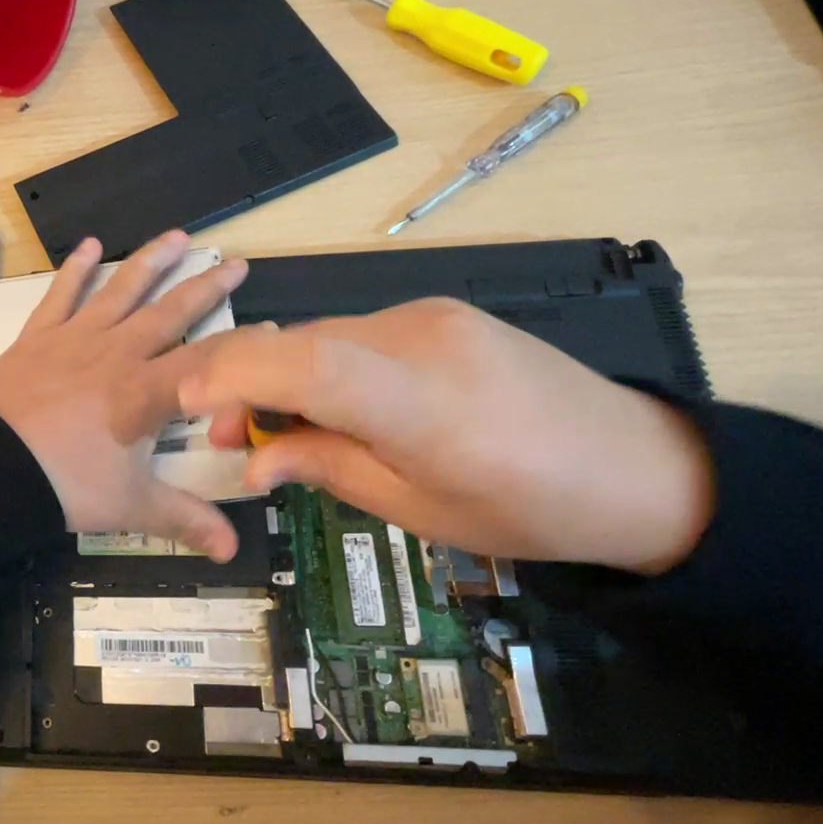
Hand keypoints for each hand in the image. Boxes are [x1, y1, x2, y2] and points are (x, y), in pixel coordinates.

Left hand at [0, 231, 248, 560]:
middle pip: (172, 313)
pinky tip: (88, 244)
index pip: (210, 363)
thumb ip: (184, 520)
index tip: (274, 327)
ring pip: (121, 291)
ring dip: (151, 262)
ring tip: (177, 236)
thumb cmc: (65, 485)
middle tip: (235, 264)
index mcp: (147, 392)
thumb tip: (231, 551)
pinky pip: (60, 295)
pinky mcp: (38, 336)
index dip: (246, 347)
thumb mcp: (131, 506)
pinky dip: (75, 269)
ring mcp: (76, 338)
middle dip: (206, 288)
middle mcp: (118, 353)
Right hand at [177, 298, 712, 574]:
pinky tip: (330, 406)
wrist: (641, 466)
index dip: (234, 371)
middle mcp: (420, 337)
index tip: (181, 396)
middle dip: (244, 382)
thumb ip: (326, 467)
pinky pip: (356, 335)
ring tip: (272, 428)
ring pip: (322, 336)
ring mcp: (431, 315)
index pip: (306, 362)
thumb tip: (251, 460)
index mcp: (421, 401)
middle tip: (217, 432)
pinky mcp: (439, 313)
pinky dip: (323, 367)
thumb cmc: (528, 509)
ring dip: (283, 376)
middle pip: (300, 343)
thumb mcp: (417, 508)